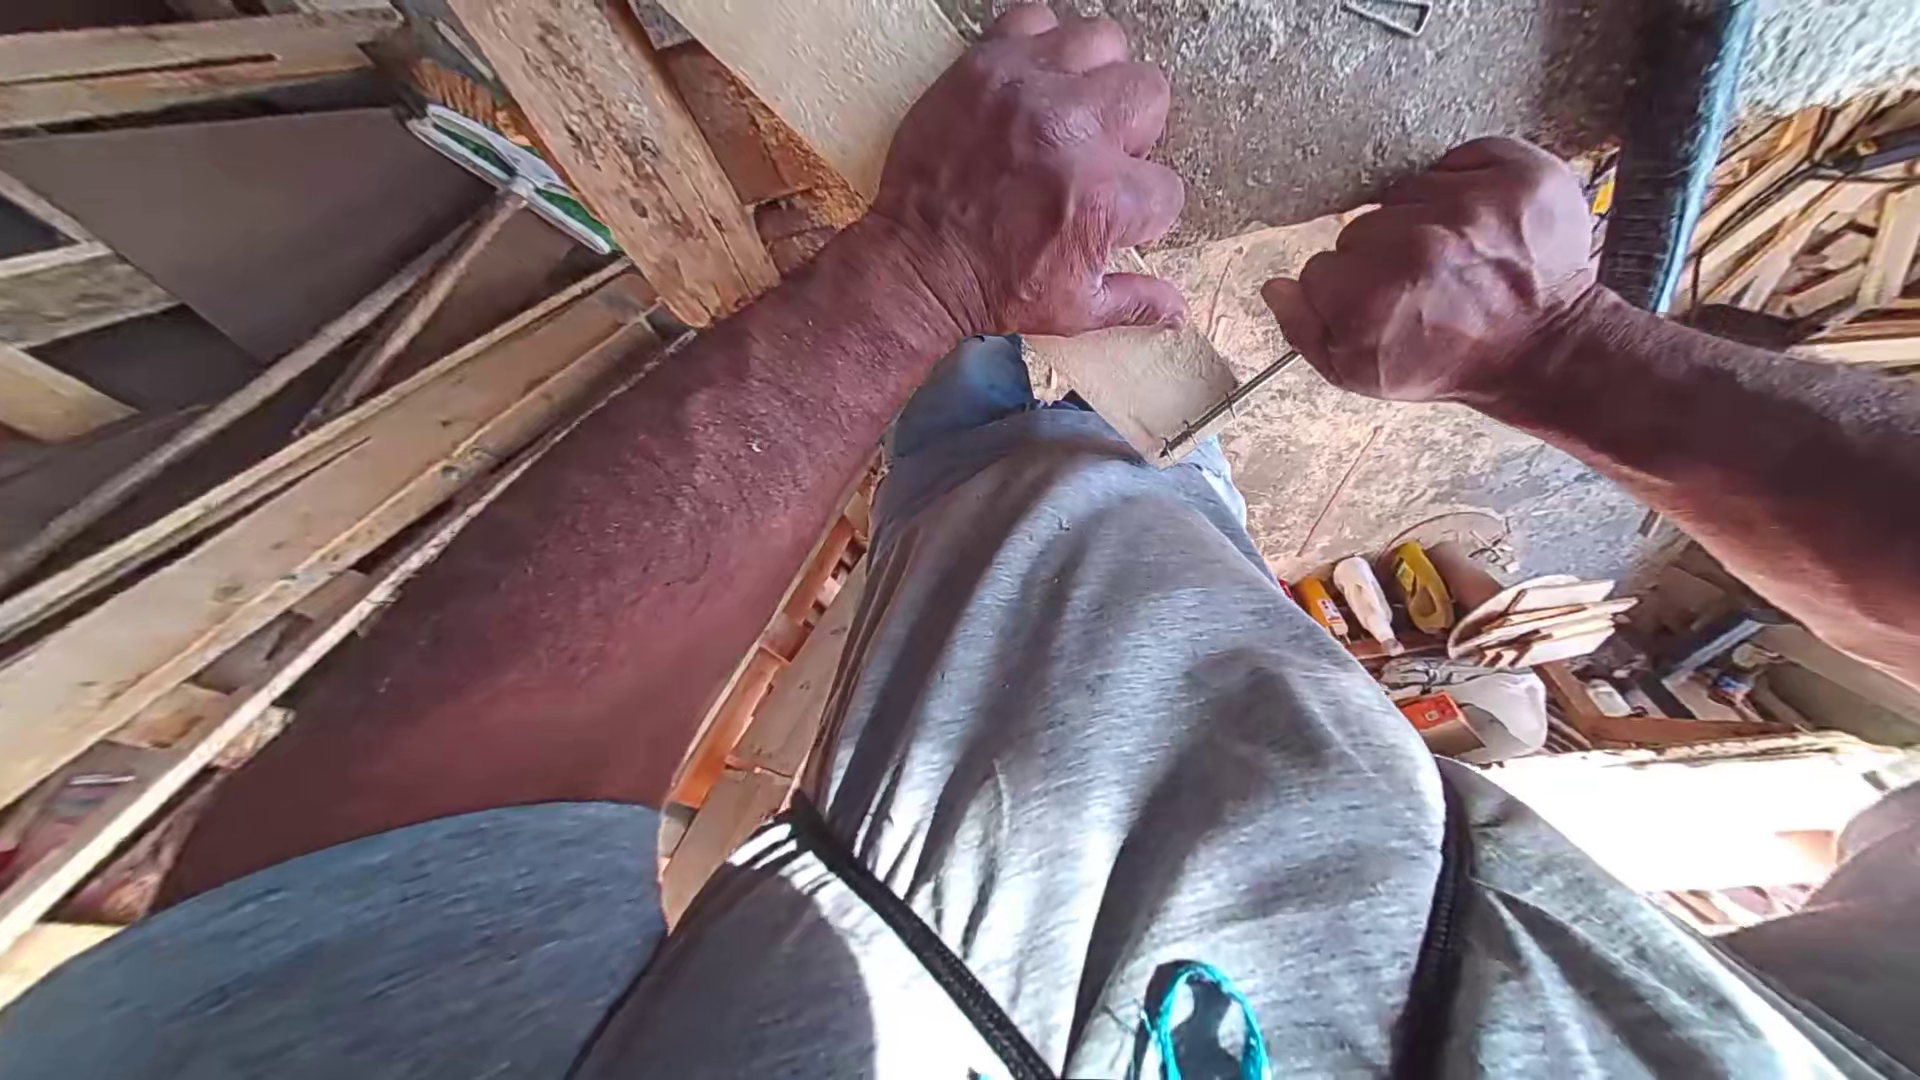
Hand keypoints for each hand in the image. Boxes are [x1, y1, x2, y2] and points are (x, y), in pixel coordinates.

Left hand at [867, 4, 1185, 337]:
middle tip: (1093, 166)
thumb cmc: (994, 291)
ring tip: (1068, 123)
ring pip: (1105, 47)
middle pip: (1149, 98)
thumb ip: (1133, 302)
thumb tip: (1180, 311)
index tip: (1113, 222)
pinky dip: (1042, 51)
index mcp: (1101, 201)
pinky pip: (1038, 21)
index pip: (1166, 191)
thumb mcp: (1072, 310)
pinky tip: (1032, 95)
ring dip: (1095, 85)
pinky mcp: (987, 67)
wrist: (919, 268)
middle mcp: (1074, 133)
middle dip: (1132, 139)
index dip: (1142, 214)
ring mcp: (1029, 91)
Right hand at [1262, 137, 1596, 402]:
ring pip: (1402, 194)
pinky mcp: (1518, 175)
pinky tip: (1463, 220)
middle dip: (1372, 257)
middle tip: (1405, 285)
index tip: (1364, 307)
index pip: (1316, 270)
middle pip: (1357, 230)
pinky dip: (1457, 182)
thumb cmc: (1441, 365)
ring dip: (1412, 220)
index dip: (1336, 292)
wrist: (1536, 351)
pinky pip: (1460, 157)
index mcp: (1366, 297)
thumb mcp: (1352, 373)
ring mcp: (1470, 205)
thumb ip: (1302, 331)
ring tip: (1438, 254)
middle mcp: (1414, 245)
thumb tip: (1276, 288)